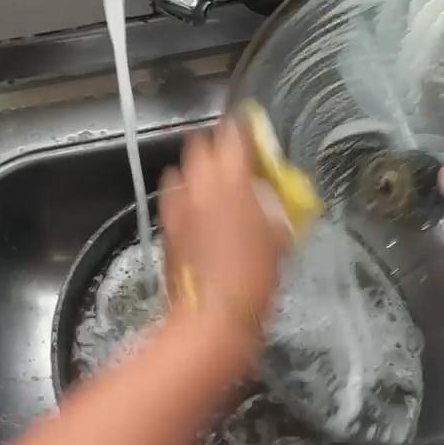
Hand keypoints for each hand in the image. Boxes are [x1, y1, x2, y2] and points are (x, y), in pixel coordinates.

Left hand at [157, 121, 291, 357]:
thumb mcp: (278, 235)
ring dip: (199, 168)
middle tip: (235, 159)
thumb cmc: (254, 277)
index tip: (252, 130)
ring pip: (184, 165)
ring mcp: (177, 199)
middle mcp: (199, 180)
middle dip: (217, 145)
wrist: (211, 316)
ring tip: (215, 184)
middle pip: (202, 142)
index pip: (235, 132)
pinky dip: (185, 192)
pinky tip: (197, 209)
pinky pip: (174, 192)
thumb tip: (269, 191)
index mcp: (232, 176)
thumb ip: (272, 202)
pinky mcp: (164, 220)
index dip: (244, 128)